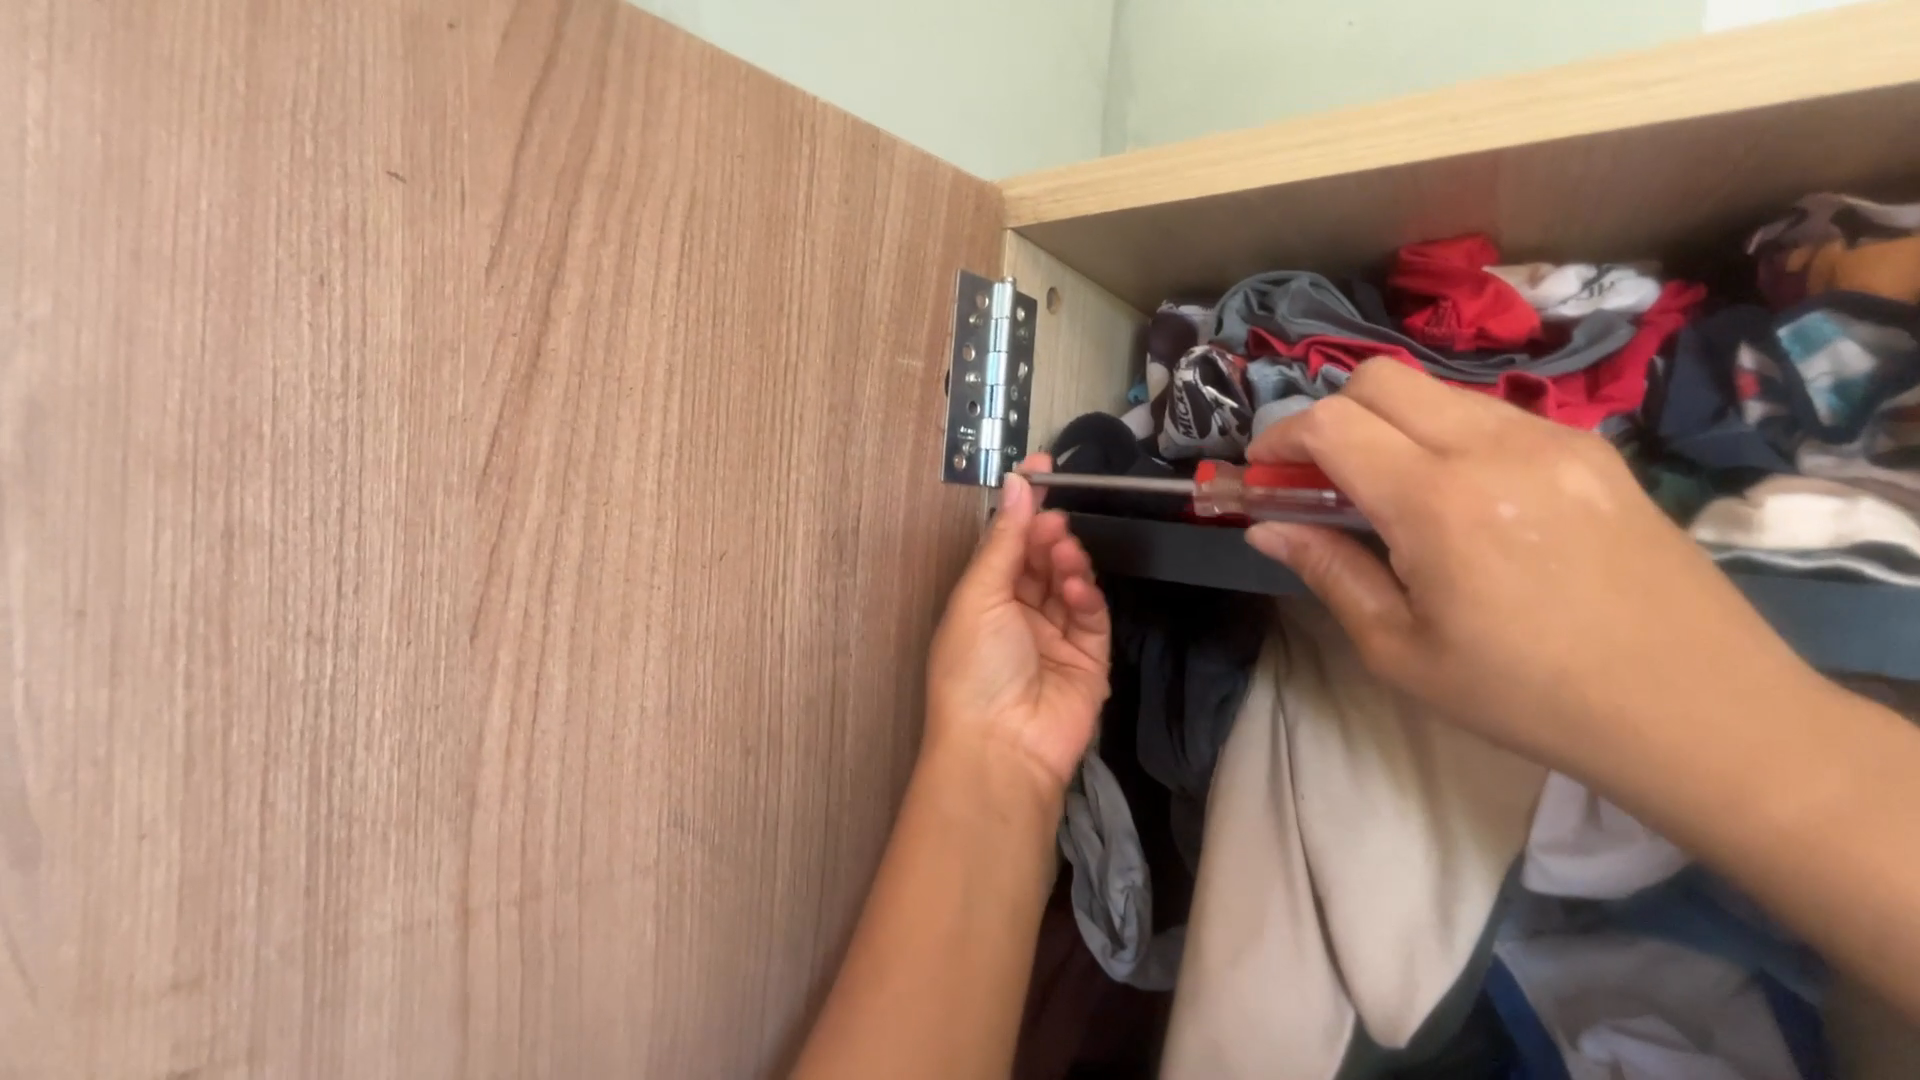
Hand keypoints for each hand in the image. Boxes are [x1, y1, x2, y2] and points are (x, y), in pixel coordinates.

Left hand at [925, 456, 1111, 794]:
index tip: (1044, 468)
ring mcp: (1055, 636)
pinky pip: (1092, 615)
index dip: (1025, 507)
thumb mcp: (979, 596)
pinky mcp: (1089, 658)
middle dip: (1048, 533)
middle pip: (1041, 559)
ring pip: (1069, 582)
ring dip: (1067, 562)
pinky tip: (1076, 587)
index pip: (1008, 543)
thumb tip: (1018, 483)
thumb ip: (1005, 540)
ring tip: (1064, 552)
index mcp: (983, 599)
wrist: (1002, 746)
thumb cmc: (974, 667)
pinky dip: (1086, 595)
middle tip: (1055, 519)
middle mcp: (1018, 614)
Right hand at [1241, 359, 1827, 774]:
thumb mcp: (1399, 650)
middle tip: (1318, 478)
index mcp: (1437, 503)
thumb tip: (1267, 529)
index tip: (1263, 475)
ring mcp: (1552, 439)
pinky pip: (1490, 414)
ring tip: (1385, 492)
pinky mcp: (1590, 450)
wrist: (1695, 710)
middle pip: (1379, 379)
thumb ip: (1328, 571)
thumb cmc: (1524, 694)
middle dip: (1328, 415)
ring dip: (1387, 424)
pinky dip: (1443, 435)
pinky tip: (1455, 498)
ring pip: (1435, 390)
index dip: (1280, 439)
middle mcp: (1493, 448)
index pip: (1331, 424)